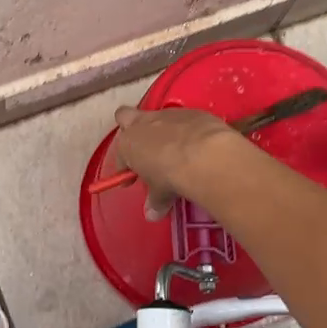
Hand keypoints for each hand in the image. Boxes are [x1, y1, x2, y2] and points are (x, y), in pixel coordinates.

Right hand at [111, 106, 241, 220]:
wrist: (205, 156)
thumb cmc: (171, 175)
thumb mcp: (161, 193)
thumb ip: (155, 201)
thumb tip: (153, 215)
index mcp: (128, 143)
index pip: (120, 154)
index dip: (125, 167)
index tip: (131, 180)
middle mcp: (144, 123)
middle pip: (125, 116)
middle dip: (131, 129)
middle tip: (143, 148)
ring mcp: (168, 114)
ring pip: (158, 117)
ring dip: (163, 131)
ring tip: (176, 151)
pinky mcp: (192, 112)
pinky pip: (184, 120)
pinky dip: (187, 131)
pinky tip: (198, 145)